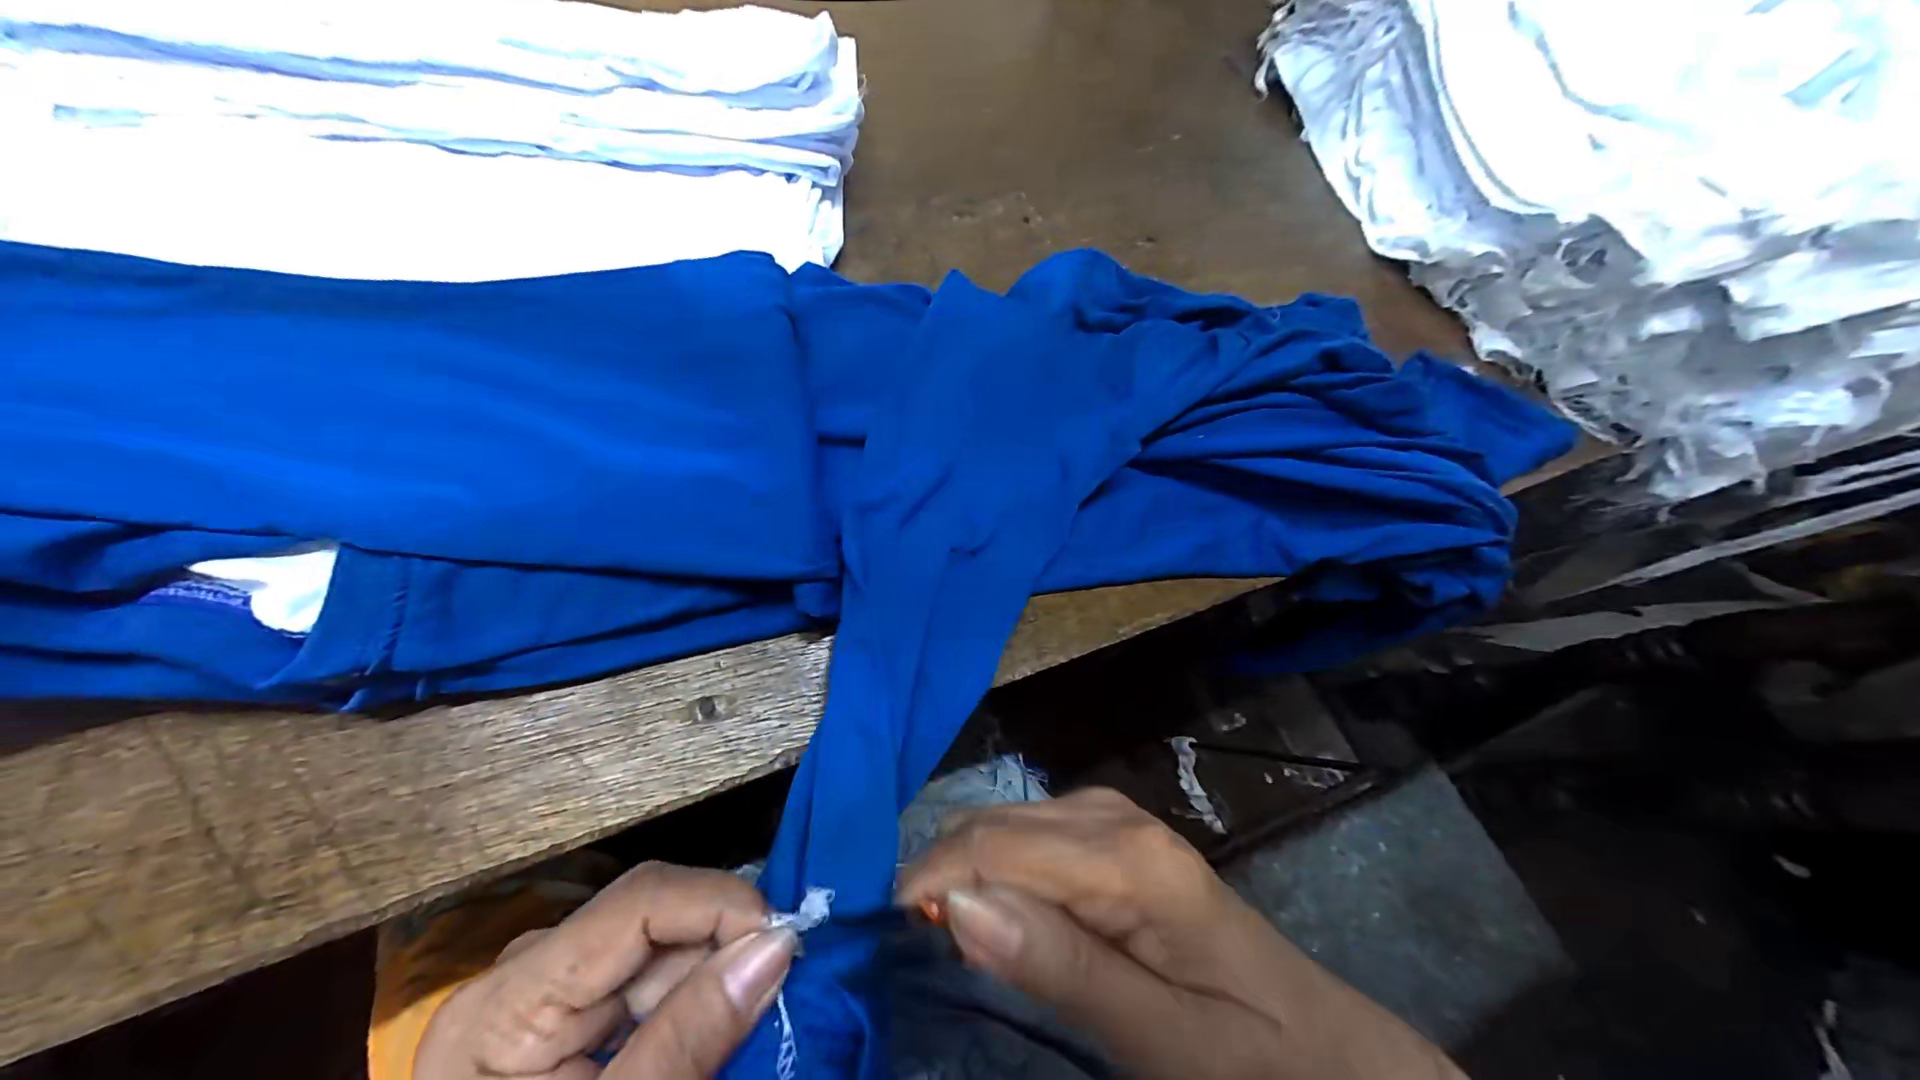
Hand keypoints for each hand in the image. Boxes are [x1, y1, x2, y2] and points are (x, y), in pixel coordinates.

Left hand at [416, 862, 796, 1079]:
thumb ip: (689, 1037)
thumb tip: (777, 944)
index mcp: (509, 1001)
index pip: (639, 901)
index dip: (721, 904)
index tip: (785, 946)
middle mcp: (525, 975)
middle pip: (653, 919)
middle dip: (723, 947)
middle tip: (778, 993)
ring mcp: (546, 996)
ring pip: (661, 948)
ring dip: (715, 977)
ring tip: (745, 1027)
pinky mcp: (568, 1020)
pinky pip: (649, 984)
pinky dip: (694, 1003)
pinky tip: (713, 1035)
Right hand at [897, 788, 1463, 1079]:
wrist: (1323, 1041)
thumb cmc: (1248, 1053)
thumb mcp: (1157, 1037)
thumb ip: (1058, 965)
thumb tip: (958, 904)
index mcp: (1126, 857)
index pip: (996, 844)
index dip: (932, 879)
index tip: (890, 929)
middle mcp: (1111, 813)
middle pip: (994, 823)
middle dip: (942, 872)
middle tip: (916, 942)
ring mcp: (1111, 814)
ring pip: (1004, 821)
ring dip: (964, 868)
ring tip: (948, 933)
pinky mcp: (1110, 829)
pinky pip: (1028, 832)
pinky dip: (995, 865)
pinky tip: (997, 912)